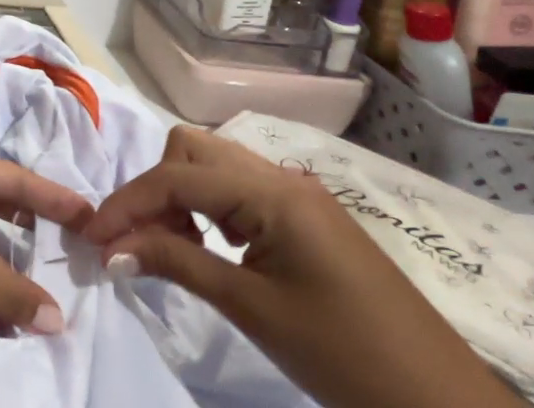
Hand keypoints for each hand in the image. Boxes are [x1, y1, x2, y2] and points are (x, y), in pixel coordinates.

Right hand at [83, 128, 519, 407]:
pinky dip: (208, 209)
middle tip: (136, 241)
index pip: (175, 177)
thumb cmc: (343, 354)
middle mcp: (284, 178)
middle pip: (192, 150)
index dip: (125, 205)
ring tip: (165, 248)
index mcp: (273, 193)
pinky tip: (206, 248)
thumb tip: (108, 248)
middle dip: (153, 189)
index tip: (90, 240)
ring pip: (214, 166)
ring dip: (178, 197)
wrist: (443, 404)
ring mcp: (300, 197)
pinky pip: (239, 191)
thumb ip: (174, 263)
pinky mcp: (309, 220)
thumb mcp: (249, 307)